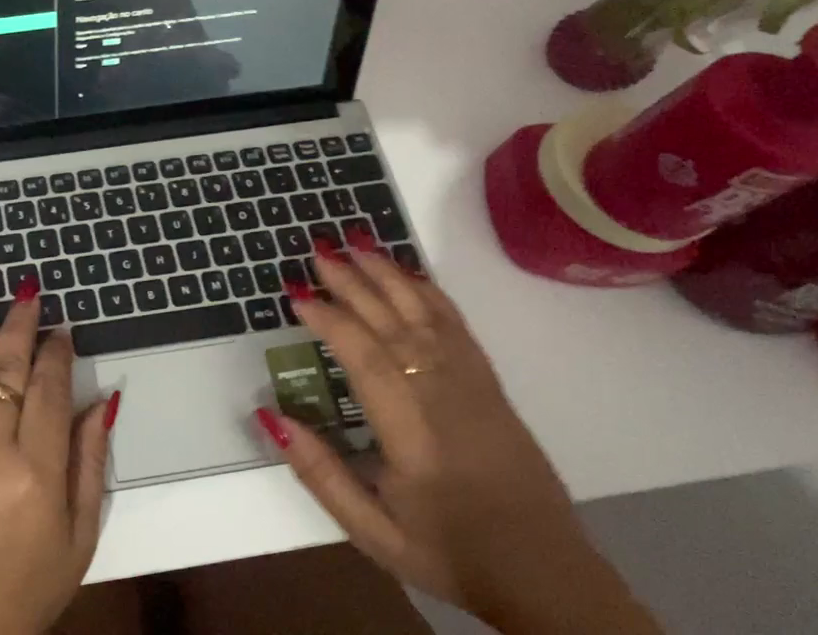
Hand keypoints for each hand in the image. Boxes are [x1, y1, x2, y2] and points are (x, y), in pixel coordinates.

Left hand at [0, 269, 117, 634]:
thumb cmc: (22, 591)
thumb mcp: (78, 540)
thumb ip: (90, 465)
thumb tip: (102, 400)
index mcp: (36, 473)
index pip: (51, 389)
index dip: (59, 351)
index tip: (62, 326)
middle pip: (7, 367)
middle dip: (21, 321)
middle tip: (29, 287)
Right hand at [256, 232, 660, 634]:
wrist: (546, 575)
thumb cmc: (449, 552)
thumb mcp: (372, 532)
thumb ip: (320, 474)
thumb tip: (271, 415)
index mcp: (413, 435)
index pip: (366, 359)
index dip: (329, 320)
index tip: (296, 293)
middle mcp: (446, 398)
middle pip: (395, 324)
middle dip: (353, 281)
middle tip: (318, 247)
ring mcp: (475, 387)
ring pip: (427, 316)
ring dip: (390, 274)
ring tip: (357, 240)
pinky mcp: (492, 386)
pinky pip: (457, 327)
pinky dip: (429, 293)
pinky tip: (408, 274)